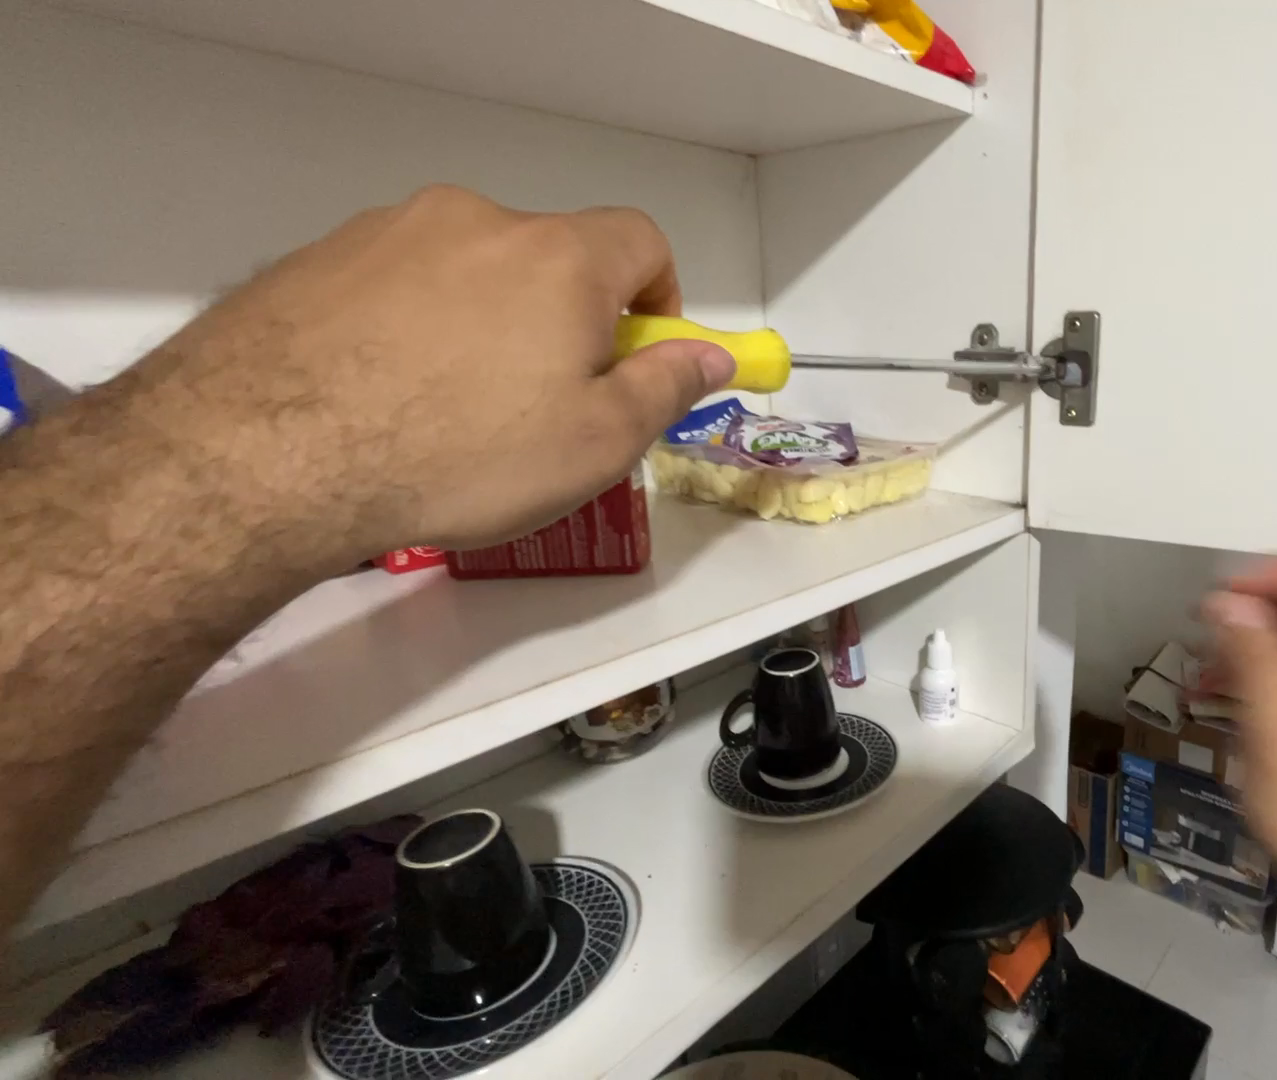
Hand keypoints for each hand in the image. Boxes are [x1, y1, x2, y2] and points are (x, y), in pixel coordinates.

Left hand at [107, 184, 734, 568]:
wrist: (259, 460)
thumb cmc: (466, 454)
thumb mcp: (600, 440)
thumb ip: (669, 387)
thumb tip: (713, 357)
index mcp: (560, 259)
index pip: (643, 241)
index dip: (663, 296)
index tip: (645, 354)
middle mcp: (478, 222)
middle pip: (560, 257)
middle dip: (580, 320)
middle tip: (557, 400)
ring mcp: (389, 233)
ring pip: (482, 270)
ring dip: (503, 323)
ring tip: (469, 409)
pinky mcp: (319, 260)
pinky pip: (410, 284)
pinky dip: (430, 325)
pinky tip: (401, 395)